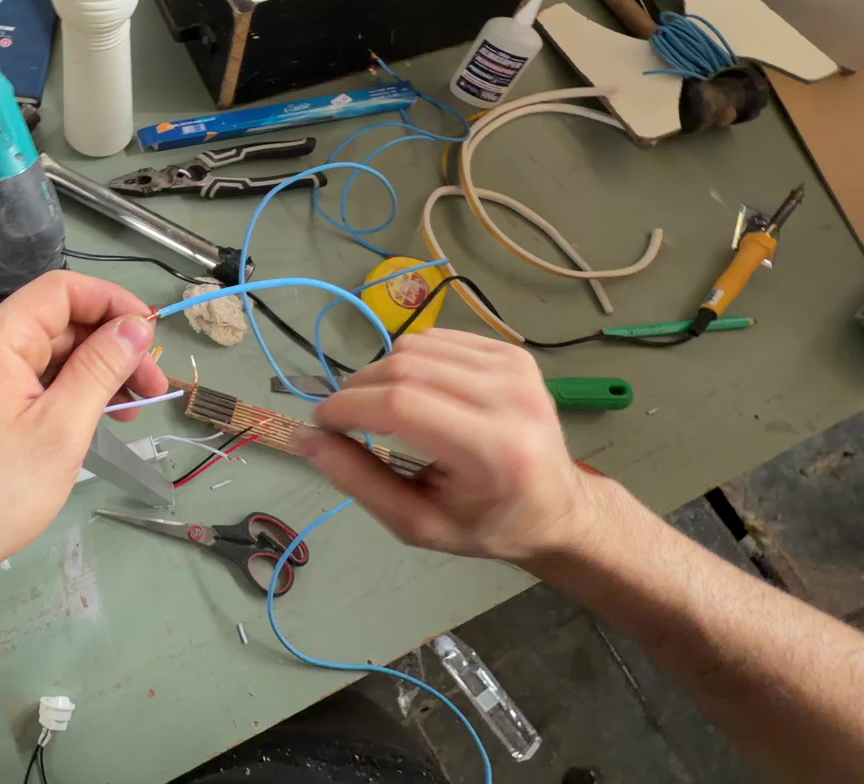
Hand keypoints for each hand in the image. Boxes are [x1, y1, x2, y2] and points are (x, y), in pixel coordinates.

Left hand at [0, 271, 164, 593]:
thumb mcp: (62, 428)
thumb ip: (101, 368)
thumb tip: (136, 325)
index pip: (63, 290)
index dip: (113, 302)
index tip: (152, 333)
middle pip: (59, 323)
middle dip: (112, 347)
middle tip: (154, 387)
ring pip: (49, 354)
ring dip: (95, 373)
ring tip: (132, 411)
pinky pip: (31, 380)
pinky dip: (68, 392)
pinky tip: (96, 419)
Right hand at [296, 328, 599, 563]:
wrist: (559, 507)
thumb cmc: (486, 525)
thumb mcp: (419, 524)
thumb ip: (359, 481)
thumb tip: (304, 439)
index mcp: (494, 450)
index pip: (402, 404)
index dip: (349, 407)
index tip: (322, 423)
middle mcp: (510, 398)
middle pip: (403, 369)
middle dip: (357, 389)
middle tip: (344, 419)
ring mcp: (515, 368)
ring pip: (413, 346)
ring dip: (380, 374)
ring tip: (382, 408)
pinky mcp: (512, 352)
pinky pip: (434, 338)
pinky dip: (408, 360)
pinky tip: (416, 391)